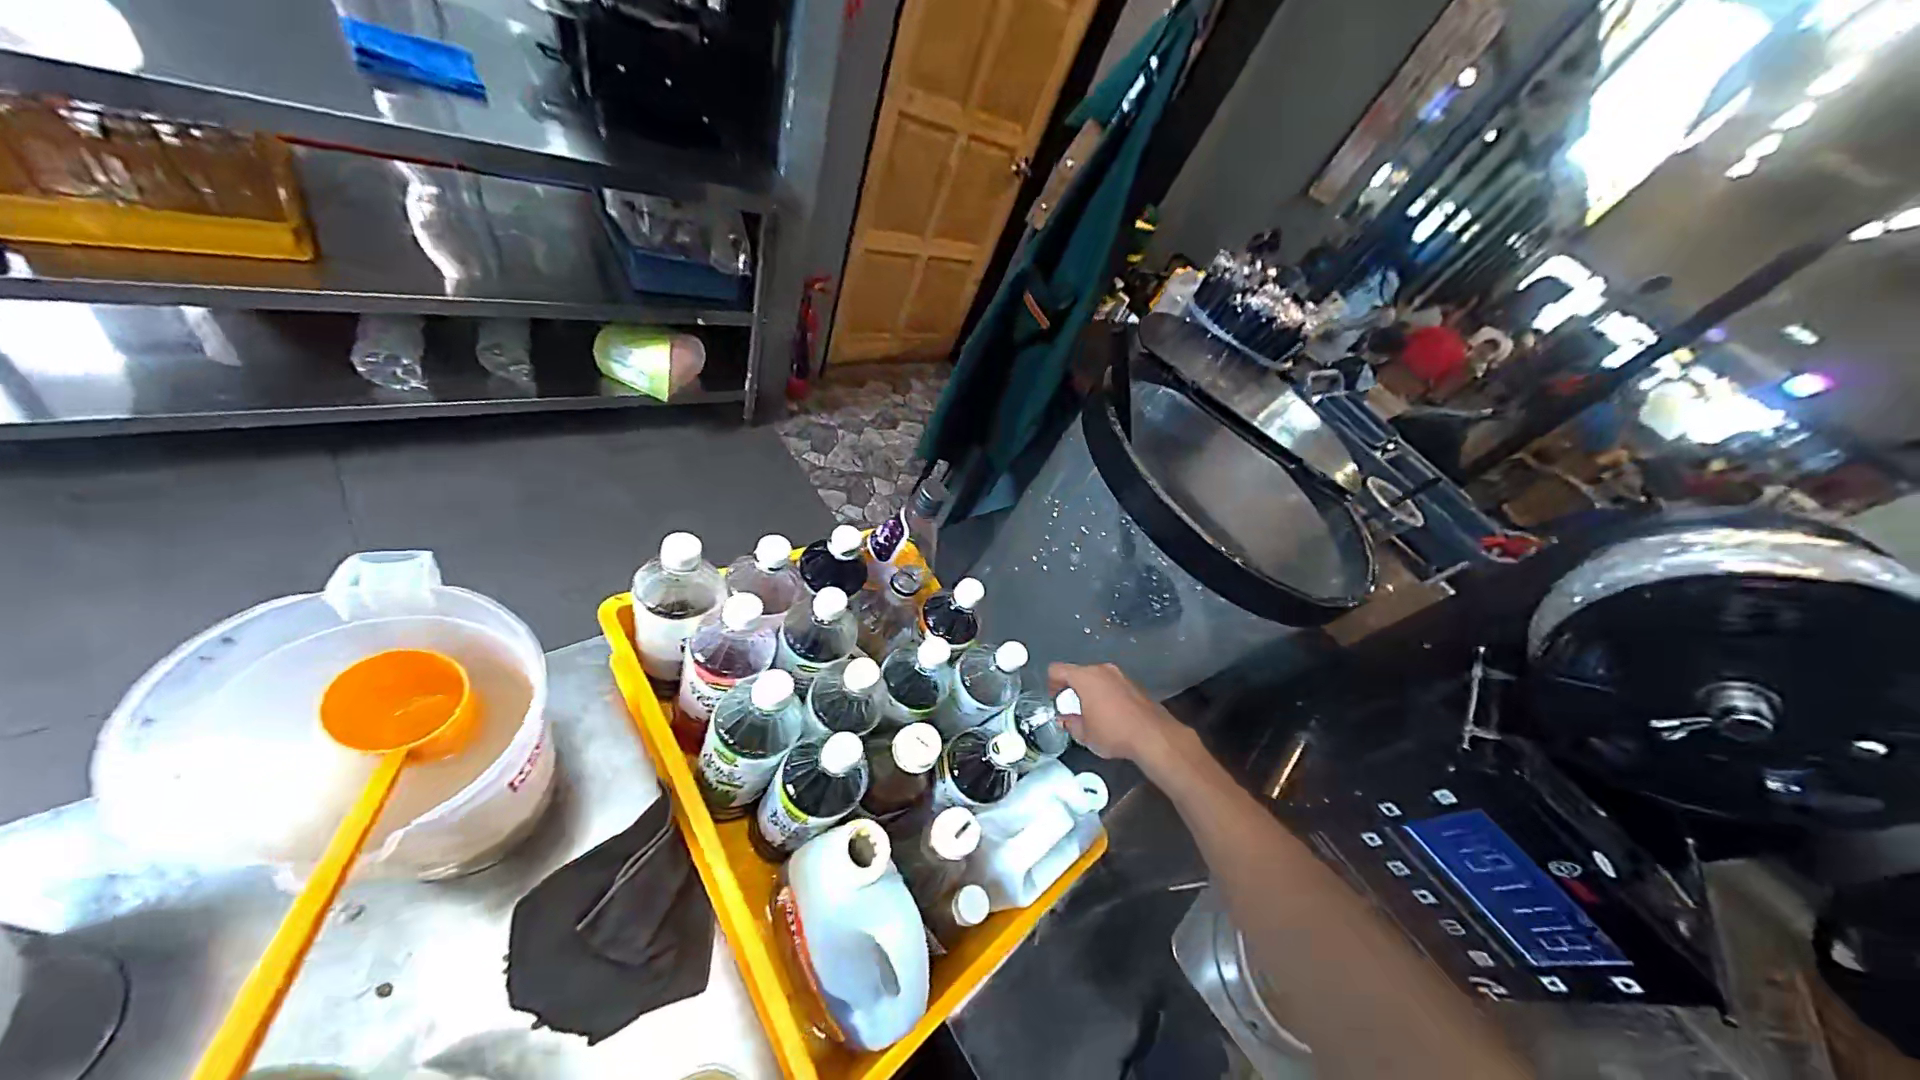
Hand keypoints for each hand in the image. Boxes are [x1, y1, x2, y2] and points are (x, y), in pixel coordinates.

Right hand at [1048, 662, 1188, 765]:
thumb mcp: (1084, 734)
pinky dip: (1108, 696)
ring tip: (1093, 715)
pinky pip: (1113, 686)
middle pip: (1079, 673)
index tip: (1056, 700)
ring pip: (1098, 679)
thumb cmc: (1114, 733)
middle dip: (1072, 690)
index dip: (1051, 684)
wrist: (1153, 736)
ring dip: (1091, 692)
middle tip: (1073, 710)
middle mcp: (1103, 670)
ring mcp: (1121, 676)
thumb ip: (1069, 723)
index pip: (1057, 670)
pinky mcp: (1135, 685)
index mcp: (1085, 677)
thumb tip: (1065, 720)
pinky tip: (1112, 716)